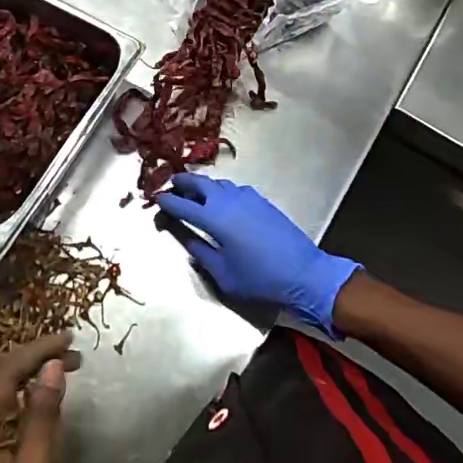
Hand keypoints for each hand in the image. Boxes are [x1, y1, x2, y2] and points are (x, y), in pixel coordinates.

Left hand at [0, 333, 74, 462]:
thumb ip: (41, 427)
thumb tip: (54, 368)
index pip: (2, 373)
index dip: (37, 350)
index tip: (70, 338)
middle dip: (34, 360)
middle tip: (74, 354)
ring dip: (26, 379)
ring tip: (61, 370)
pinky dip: (17, 404)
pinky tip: (37, 405)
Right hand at [157, 173, 359, 335]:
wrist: (306, 274)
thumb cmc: (261, 280)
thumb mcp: (224, 274)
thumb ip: (200, 253)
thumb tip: (187, 239)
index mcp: (213, 219)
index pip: (181, 204)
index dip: (165, 200)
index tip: (156, 200)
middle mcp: (227, 201)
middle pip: (198, 183)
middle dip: (181, 182)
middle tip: (171, 186)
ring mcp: (246, 197)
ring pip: (217, 183)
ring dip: (202, 185)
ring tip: (194, 192)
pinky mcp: (261, 200)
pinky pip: (234, 188)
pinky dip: (221, 190)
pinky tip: (222, 201)